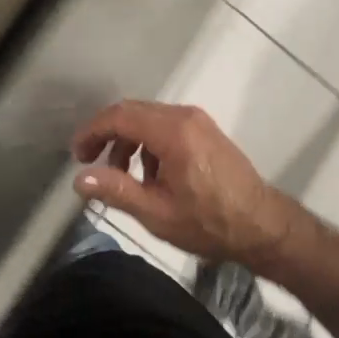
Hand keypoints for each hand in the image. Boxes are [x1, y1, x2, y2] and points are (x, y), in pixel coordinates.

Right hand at [72, 100, 301, 266]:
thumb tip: (80, 179)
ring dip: (128, 140)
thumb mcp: (157, 213)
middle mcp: (185, 116)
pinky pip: (166, 125)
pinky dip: (148, 143)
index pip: (120, 116)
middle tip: (90, 164)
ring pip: (149, 118)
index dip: (93, 131)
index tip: (77, 155)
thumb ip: (117, 190)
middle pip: (134, 111)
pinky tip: (150, 176)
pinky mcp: (205, 130)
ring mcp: (198, 120)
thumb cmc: (208, 223)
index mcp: (172, 132)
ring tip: (121, 177)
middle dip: (108, 134)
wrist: (261, 225)